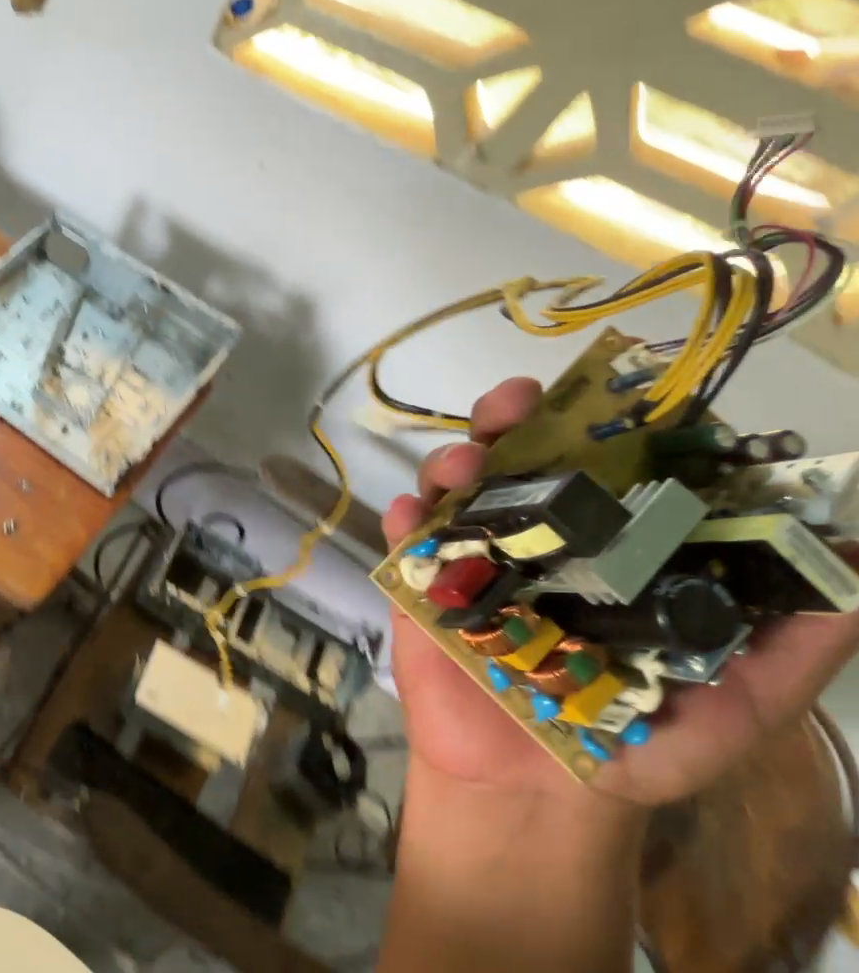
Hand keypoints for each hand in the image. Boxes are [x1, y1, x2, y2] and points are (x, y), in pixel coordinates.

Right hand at [383, 378, 858, 805]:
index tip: (614, 403)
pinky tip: (410, 510)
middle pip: (522, 465)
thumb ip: (792, 644)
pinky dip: (403, 519)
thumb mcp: (742, 702)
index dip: (612, 431)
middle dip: (514, 423)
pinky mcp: (423, 591)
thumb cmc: (636, 745)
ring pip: (459, 492)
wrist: (535, 791)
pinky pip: (405, 545)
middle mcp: (541, 544)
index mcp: (611, 557)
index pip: (611, 476)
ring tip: (460, 461)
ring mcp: (476, 564)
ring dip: (453, 462)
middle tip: (514, 403)